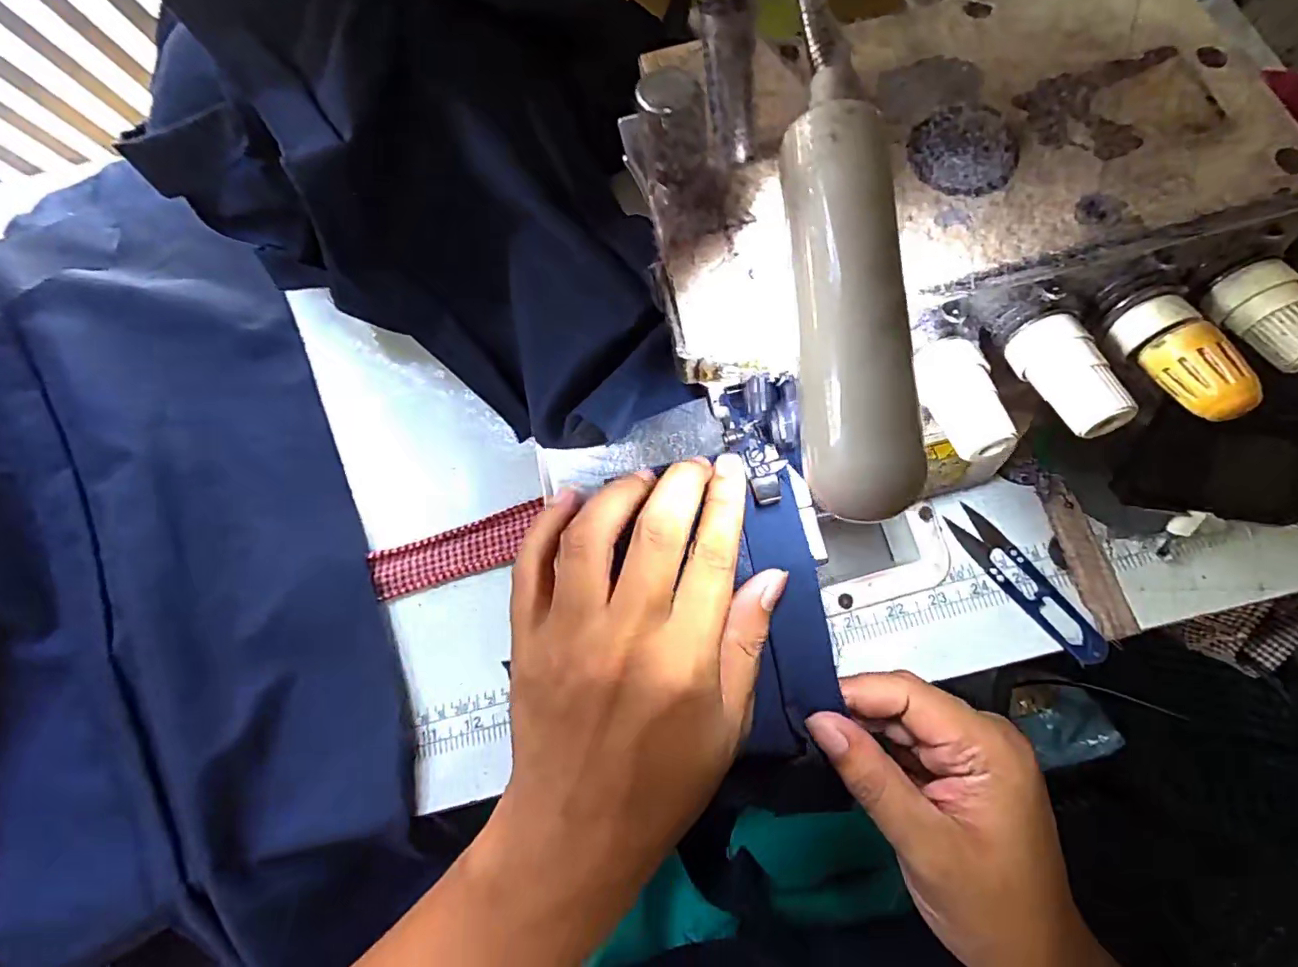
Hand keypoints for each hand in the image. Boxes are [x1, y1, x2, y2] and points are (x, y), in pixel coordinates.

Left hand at [496, 455, 786, 891]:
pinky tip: (570, 499)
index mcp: (684, 658)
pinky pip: (530, 564)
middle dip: (681, 483)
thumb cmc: (664, 783)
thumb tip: (771, 577)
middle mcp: (625, 633)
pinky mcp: (526, 637)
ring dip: (620, 492)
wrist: (574, 831)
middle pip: (657, 531)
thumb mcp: (728, 723)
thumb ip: (746, 642)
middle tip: (695, 466)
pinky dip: (547, 522)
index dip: (725, 504)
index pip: (712, 556)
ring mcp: (567, 631)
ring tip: (644, 479)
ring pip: (591, 534)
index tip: (730, 472)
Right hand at [806, 672, 1114, 966]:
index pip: (909, 693)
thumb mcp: (923, 844)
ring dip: (866, 730)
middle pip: (906, 702)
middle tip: (810, 725)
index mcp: (988, 744)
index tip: (810, 705)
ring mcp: (975, 750)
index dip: (857, 692)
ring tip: (825, 739)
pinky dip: (882, 750)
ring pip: (905, 720)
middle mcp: (984, 734)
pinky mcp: (963, 768)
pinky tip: (856, 758)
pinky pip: (913, 743)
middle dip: (857, 711)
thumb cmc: (992, 910)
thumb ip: (870, 776)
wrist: (1035, 958)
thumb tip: (822, 722)